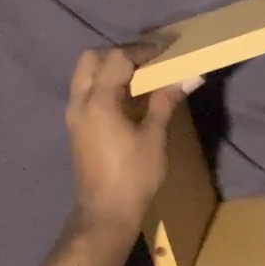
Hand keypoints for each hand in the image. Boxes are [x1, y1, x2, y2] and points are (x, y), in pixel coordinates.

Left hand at [65, 46, 191, 237]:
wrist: (105, 214)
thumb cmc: (133, 176)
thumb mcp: (154, 137)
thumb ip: (166, 101)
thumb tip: (190, 76)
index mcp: (98, 101)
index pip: (116, 58)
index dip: (141, 51)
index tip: (164, 52)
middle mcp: (80, 103)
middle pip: (91, 59)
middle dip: (118, 54)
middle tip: (146, 62)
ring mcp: (74, 116)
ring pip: (85, 76)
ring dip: (109, 70)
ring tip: (139, 79)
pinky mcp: (76, 128)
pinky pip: (87, 93)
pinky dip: (105, 86)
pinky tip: (128, 99)